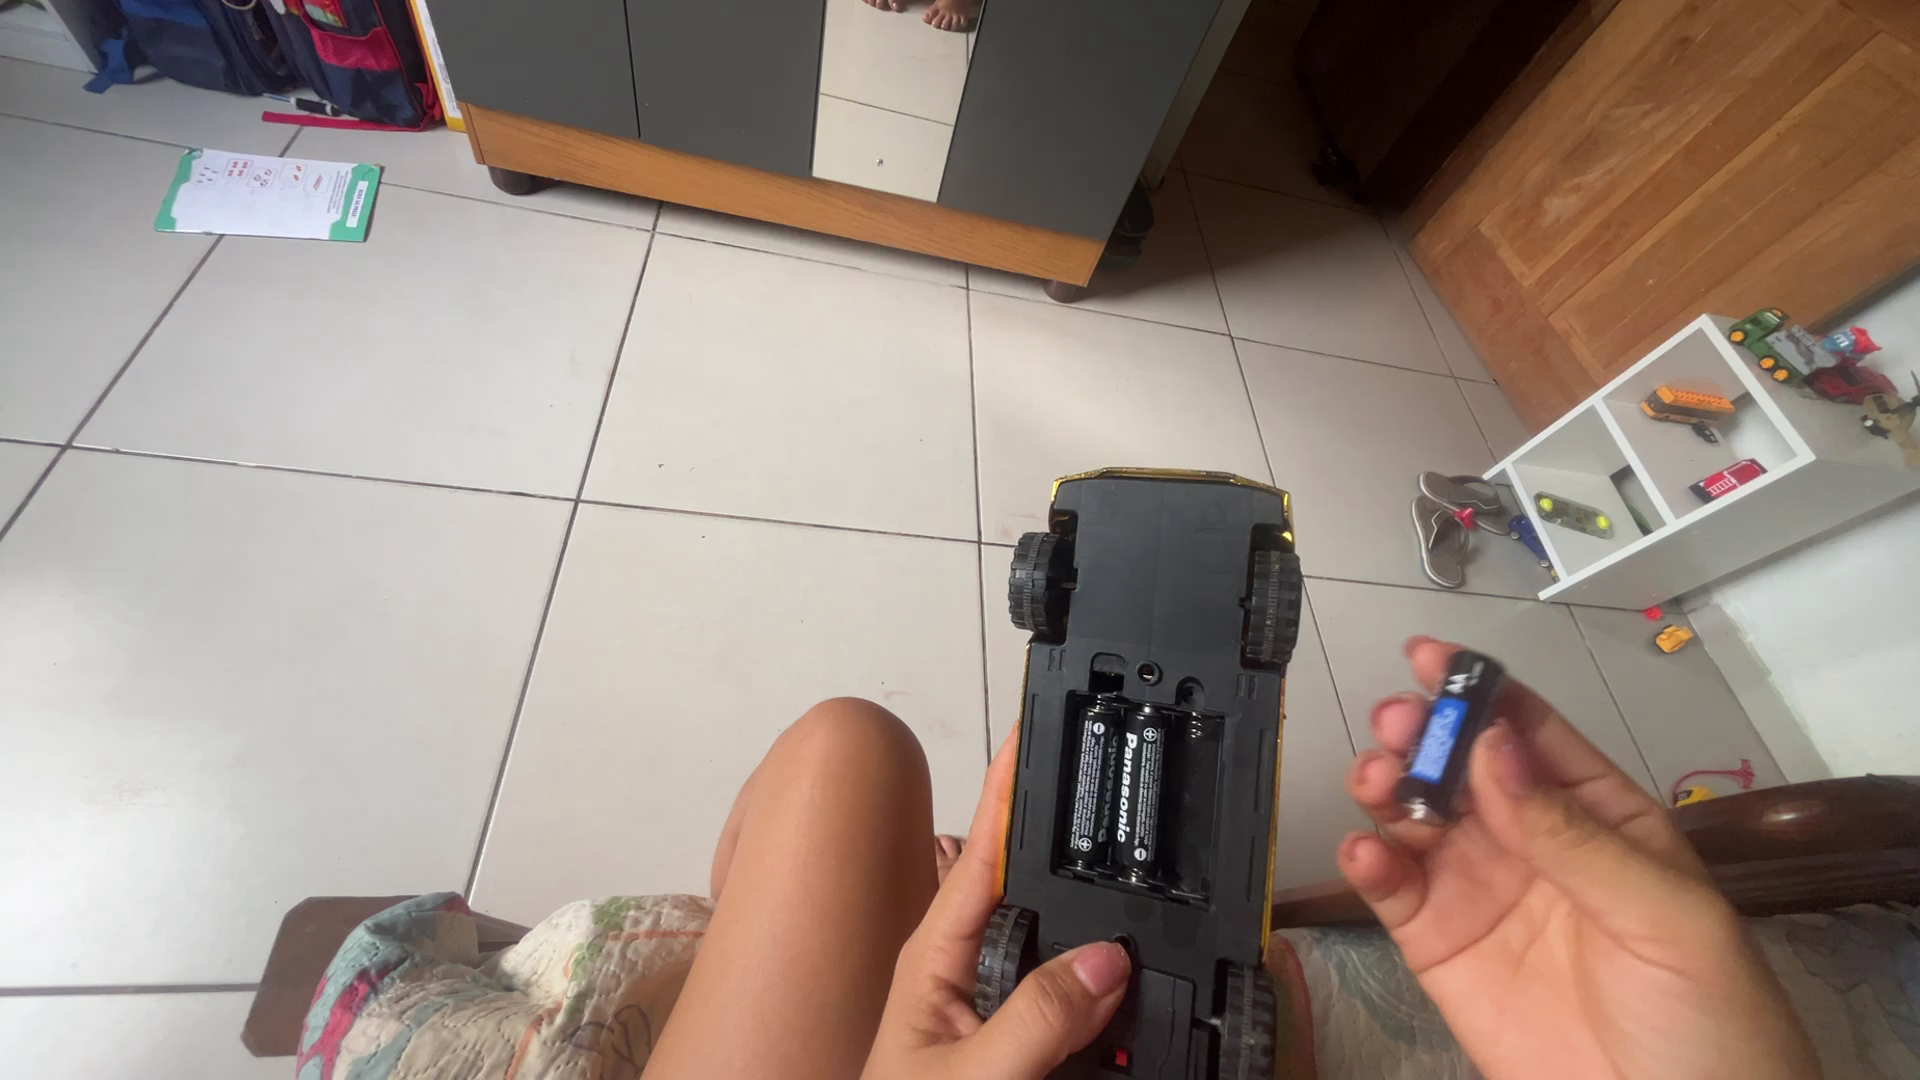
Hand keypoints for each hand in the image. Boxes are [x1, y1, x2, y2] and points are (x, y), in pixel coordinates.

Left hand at [862, 729, 1130, 1078]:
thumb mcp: (969, 1078)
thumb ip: (1036, 1020)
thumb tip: (1107, 959)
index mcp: (941, 947)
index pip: (984, 845)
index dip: (1009, 783)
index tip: (1035, 731)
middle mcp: (971, 960)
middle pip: (1034, 883)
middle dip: (1074, 844)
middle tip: (1113, 798)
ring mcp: (999, 997)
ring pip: (1064, 939)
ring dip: (1100, 919)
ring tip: (1144, 893)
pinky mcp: (1024, 1034)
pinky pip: (1077, 995)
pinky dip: (1108, 985)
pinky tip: (1136, 984)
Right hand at [1340, 637, 1817, 1079]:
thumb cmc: (1704, 1026)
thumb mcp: (1667, 919)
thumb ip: (1572, 831)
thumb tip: (1490, 746)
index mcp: (1589, 816)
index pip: (1526, 733)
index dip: (1479, 689)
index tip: (1430, 658)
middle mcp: (1518, 836)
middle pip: (1450, 762)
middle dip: (1416, 732)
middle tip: (1396, 724)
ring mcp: (1467, 880)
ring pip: (1405, 808)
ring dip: (1381, 783)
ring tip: (1377, 785)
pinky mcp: (1427, 929)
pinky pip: (1384, 880)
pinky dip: (1364, 857)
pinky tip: (1367, 854)